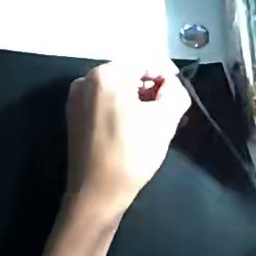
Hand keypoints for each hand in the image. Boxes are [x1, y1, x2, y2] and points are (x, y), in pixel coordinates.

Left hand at [64, 61, 189, 215]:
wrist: (97, 193)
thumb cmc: (132, 153)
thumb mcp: (165, 119)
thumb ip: (175, 92)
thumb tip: (170, 84)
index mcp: (105, 74)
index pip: (145, 62)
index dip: (167, 73)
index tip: (180, 91)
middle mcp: (86, 81)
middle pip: (129, 75)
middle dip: (153, 88)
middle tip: (172, 108)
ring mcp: (77, 100)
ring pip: (117, 91)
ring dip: (140, 100)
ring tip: (160, 120)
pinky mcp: (75, 118)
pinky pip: (105, 105)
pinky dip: (123, 110)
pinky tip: (139, 128)